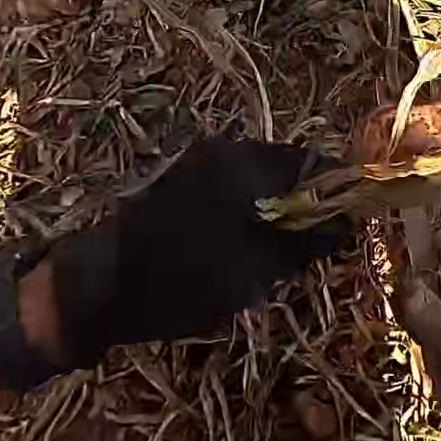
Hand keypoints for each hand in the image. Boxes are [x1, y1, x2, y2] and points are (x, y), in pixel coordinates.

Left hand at [44, 137, 340, 367]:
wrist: (93, 289)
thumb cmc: (179, 281)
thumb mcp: (254, 271)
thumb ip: (306, 242)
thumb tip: (347, 225)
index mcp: (244, 164)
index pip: (313, 161)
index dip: (335, 192)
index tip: (345, 225)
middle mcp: (224, 150)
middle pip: (288, 166)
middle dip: (308, 201)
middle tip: (314, 244)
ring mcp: (200, 161)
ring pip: (262, 177)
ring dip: (279, 207)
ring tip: (280, 250)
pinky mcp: (184, 177)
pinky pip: (235, 185)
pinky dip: (251, 208)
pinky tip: (245, 243)